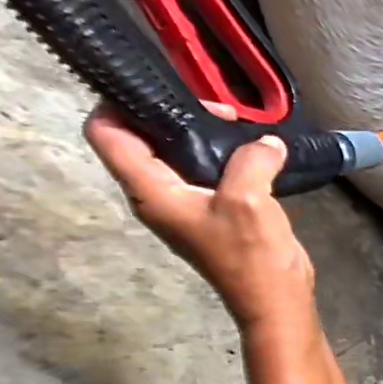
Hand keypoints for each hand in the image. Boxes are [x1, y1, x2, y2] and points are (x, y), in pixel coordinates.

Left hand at [84, 103, 315, 332]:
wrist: (276, 299)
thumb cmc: (251, 255)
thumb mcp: (247, 198)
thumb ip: (251, 158)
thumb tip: (266, 142)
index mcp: (151, 192)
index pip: (107, 135)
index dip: (117, 102)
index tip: (155, 84)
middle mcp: (160, 195)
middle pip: (142, 138)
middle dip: (173, 113)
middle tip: (219, 108)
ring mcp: (187, 203)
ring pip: (179, 152)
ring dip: (203, 133)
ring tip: (238, 122)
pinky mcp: (214, 209)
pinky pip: (208, 169)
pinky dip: (224, 152)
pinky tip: (252, 147)